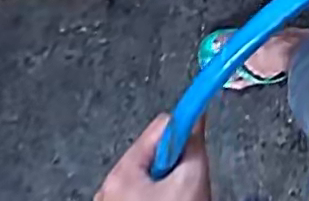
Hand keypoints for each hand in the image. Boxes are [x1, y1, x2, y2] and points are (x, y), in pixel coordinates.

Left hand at [95, 115, 211, 200]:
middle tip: (188, 181)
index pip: (163, 125)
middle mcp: (107, 190)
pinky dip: (158, 199)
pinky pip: (141, 197)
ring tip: (179, 200)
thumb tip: (197, 115)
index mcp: (122, 172)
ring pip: (149, 178)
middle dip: (175, 162)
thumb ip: (195, 141)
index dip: (186, 129)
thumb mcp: (192, 178)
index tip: (201, 128)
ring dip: (167, 183)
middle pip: (154, 153)